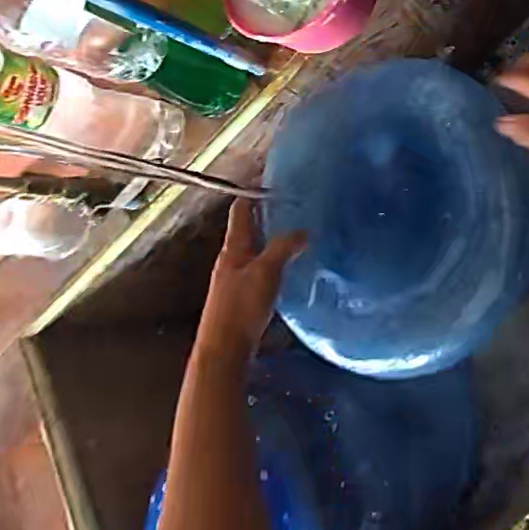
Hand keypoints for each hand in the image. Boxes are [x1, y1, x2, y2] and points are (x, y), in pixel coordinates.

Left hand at [196, 200, 305, 361]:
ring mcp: (235, 279)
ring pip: (255, 249)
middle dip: (267, 214)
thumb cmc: (241, 307)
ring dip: (272, 238)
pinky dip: (275, 259)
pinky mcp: (243, 297)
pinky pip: (260, 267)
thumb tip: (305, 230)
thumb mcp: (267, 272)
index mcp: (233, 248)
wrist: (223, 352)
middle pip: (248, 229)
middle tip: (292, 203)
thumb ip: (285, 248)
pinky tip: (290, 266)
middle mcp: (232, 259)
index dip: (253, 191)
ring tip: (297, 230)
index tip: (271, 177)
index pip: (241, 209)